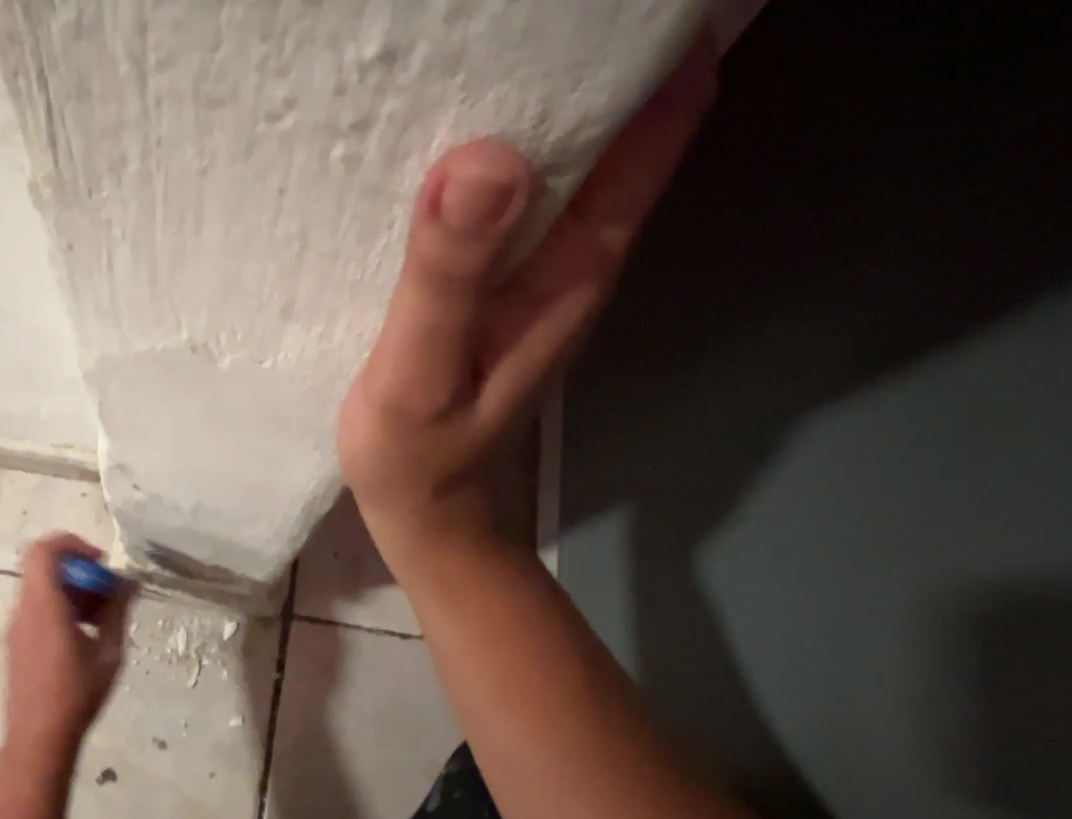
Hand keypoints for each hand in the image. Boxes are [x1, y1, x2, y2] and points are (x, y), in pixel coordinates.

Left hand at [3, 533, 133, 756]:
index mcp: (44, 608)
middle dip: (78, 572)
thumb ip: (118, 612)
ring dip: (71, 592)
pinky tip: (82, 638)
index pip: (44, 551)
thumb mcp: (109, 653)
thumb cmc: (76, 696)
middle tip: (107, 594)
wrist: (37, 739)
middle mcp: (23, 611)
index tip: (100, 564)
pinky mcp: (15, 644)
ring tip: (99, 619)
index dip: (73, 545)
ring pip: (40, 589)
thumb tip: (129, 582)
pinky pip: (36, 610)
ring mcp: (14, 628)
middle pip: (43, 568)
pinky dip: (59, 609)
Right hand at [337, 41, 717, 565]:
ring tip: (504, 36)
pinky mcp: (504, 279)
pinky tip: (464, 124)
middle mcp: (576, 253)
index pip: (651, 130)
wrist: (425, 514)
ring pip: (574, 152)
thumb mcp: (418, 372)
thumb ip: (448, 275)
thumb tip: (486, 159)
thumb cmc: (419, 454)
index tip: (609, 2)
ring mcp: (542, 266)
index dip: (652, 50)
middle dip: (598, 53)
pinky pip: (524, 189)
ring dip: (554, 92)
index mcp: (573, 266)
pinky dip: (511, 145)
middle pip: (620, 123)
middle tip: (531, 9)